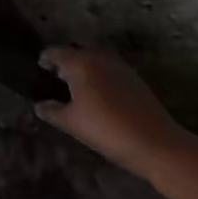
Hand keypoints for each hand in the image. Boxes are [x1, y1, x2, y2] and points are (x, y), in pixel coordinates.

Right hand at [36, 47, 193, 171]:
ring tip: (78, 87)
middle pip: (76, 53)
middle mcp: (99, 58)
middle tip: (57, 78)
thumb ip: (51, 111)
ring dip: (85, 69)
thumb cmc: (107, 129)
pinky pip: (110, 70)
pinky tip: (100, 95)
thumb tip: (39, 105)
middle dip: (66, 63)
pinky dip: (101, 76)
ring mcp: (121, 68)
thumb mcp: (71, 123)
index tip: (40, 69)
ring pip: (96, 60)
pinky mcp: (136, 80)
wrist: (158, 145)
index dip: (45, 60)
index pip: (55, 52)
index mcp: (79, 63)